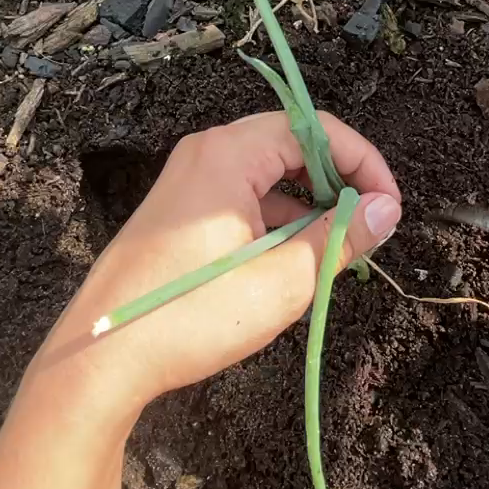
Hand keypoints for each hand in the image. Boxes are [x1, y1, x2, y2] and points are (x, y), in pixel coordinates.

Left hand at [26, 111, 400, 418]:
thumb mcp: (284, 280)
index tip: (390, 206)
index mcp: (230, 153)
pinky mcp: (182, 212)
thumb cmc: (192, 315)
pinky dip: (278, 219)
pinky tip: (293, 259)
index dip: (363, 162)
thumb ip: (340, 237)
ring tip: (335, 248)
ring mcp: (190, 181)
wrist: (99, 358)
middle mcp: (208, 153)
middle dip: (338, 182)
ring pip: (269, 175)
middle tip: (367, 225)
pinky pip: (245, 197)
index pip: (316, 129)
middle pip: (292, 145)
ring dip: (309, 204)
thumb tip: (387, 209)